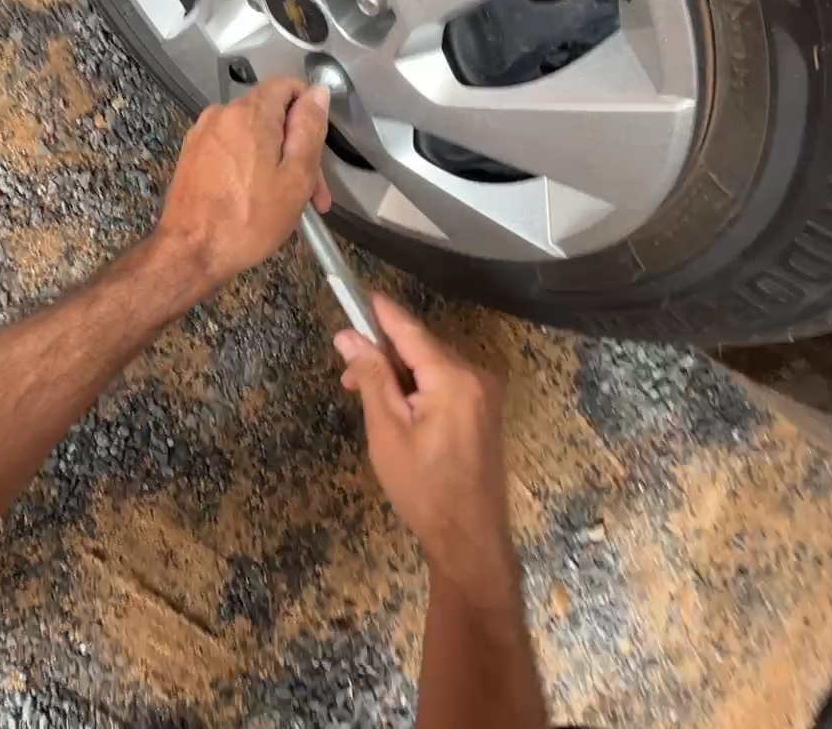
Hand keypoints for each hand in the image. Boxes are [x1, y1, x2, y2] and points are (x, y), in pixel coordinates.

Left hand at [155, 79, 331, 288]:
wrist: (191, 252)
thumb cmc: (248, 219)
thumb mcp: (296, 177)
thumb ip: (309, 129)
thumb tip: (318, 92)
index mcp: (249, 113)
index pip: (287, 85)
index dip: (309, 111)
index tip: (317, 148)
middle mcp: (222, 114)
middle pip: (270, 114)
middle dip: (295, 147)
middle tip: (312, 193)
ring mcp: (203, 134)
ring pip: (251, 135)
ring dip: (274, 161)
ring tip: (285, 202)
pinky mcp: (192, 155)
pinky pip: (231, 149)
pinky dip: (249, 167)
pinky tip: (257, 200)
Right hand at [336, 295, 511, 587]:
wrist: (469, 539)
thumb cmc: (423, 486)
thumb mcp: (387, 429)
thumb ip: (371, 375)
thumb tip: (348, 336)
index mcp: (453, 378)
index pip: (409, 329)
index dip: (379, 310)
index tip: (353, 291)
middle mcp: (476, 376)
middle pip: (420, 346)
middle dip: (382, 351)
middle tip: (346, 372)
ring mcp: (485, 393)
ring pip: (430, 364)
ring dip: (397, 371)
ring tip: (364, 393)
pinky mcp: (484, 409)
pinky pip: (443, 381)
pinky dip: (416, 385)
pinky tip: (394, 405)